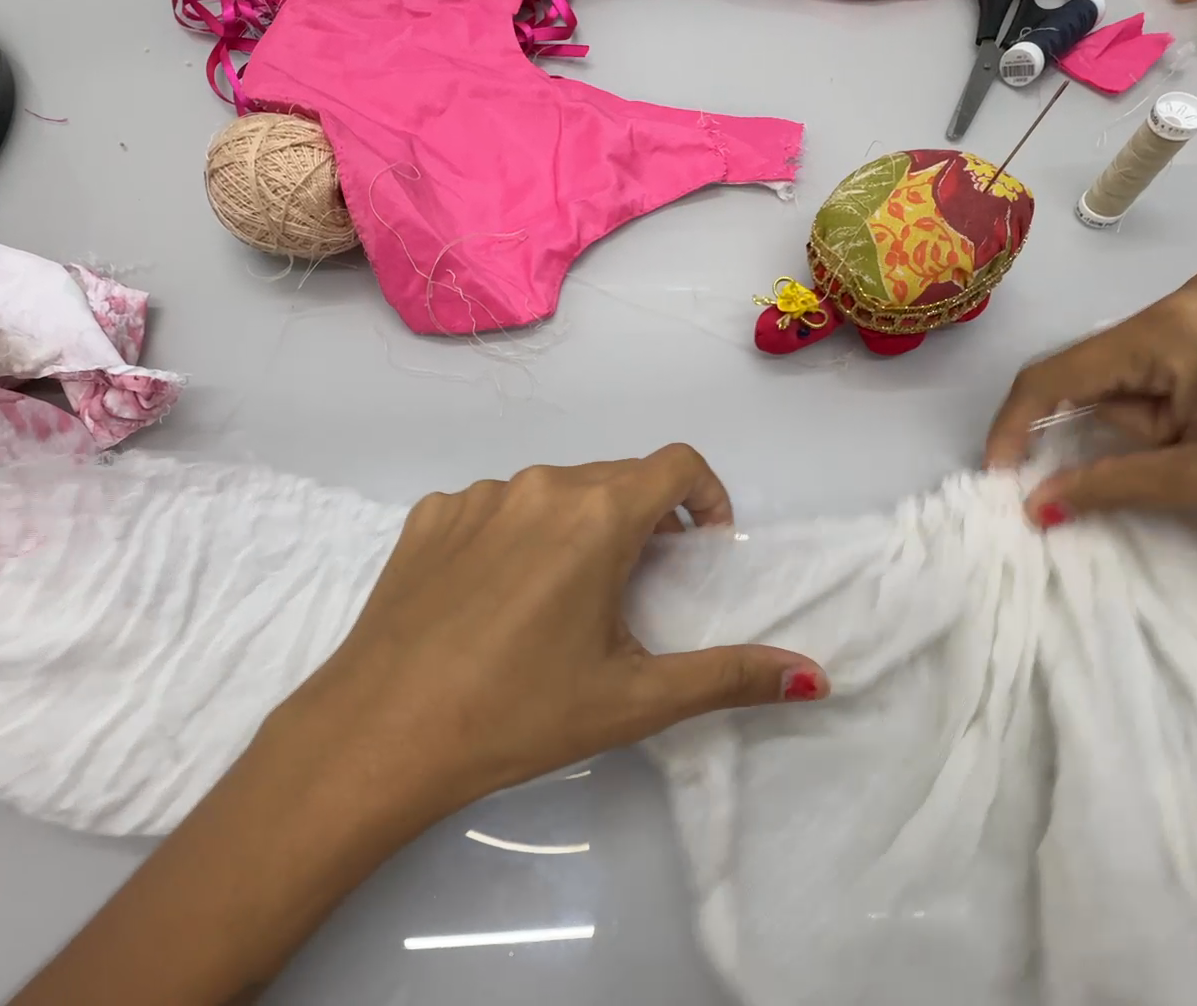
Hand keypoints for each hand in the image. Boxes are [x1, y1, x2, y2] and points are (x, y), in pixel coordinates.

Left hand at [11, 446, 826, 1005]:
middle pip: (614, 478)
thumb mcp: (634, 700)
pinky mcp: (427, 515)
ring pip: (553, 492)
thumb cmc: (518, 714)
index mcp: (595, 515)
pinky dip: (518, 535)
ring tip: (564, 598)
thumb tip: (816, 677)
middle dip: (643, 520)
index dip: (704, 497)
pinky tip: (497, 598)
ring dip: (578, 527)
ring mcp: (474, 496)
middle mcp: (538, 485)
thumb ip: (730, 677)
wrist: (380, 731)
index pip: (675, 464)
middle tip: (638, 587)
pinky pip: (495, 508)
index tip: (702, 547)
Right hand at [985, 263, 1196, 550]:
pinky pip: (1189, 354)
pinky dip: (1185, 398)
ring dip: (1157, 416)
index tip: (1002, 479)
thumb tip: (1036, 506)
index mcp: (1177, 320)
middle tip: (1180, 467)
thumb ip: (1111, 484)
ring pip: (1147, 364)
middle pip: (1106, 368)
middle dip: (1118, 426)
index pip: (1059, 374)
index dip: (1016, 428)